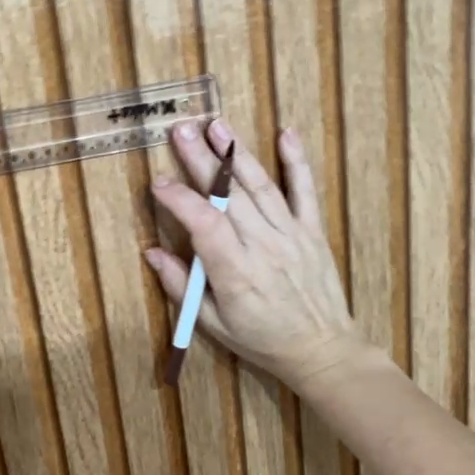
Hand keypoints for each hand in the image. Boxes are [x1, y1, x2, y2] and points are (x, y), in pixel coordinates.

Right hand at [145, 118, 373, 390]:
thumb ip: (183, 287)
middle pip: (230, 196)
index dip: (181, 200)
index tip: (159, 183)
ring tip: (216, 124)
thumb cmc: (262, 340)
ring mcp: (291, 236)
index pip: (205, 225)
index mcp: (236, 274)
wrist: (322, 350)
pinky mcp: (312, 232)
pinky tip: (286, 134)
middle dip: (203, 160)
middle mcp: (264, 248)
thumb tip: (152, 253)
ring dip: (236, 153)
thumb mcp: (214, 326)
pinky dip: (297, 162)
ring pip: (261, 186)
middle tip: (181, 129)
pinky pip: (305, 192)